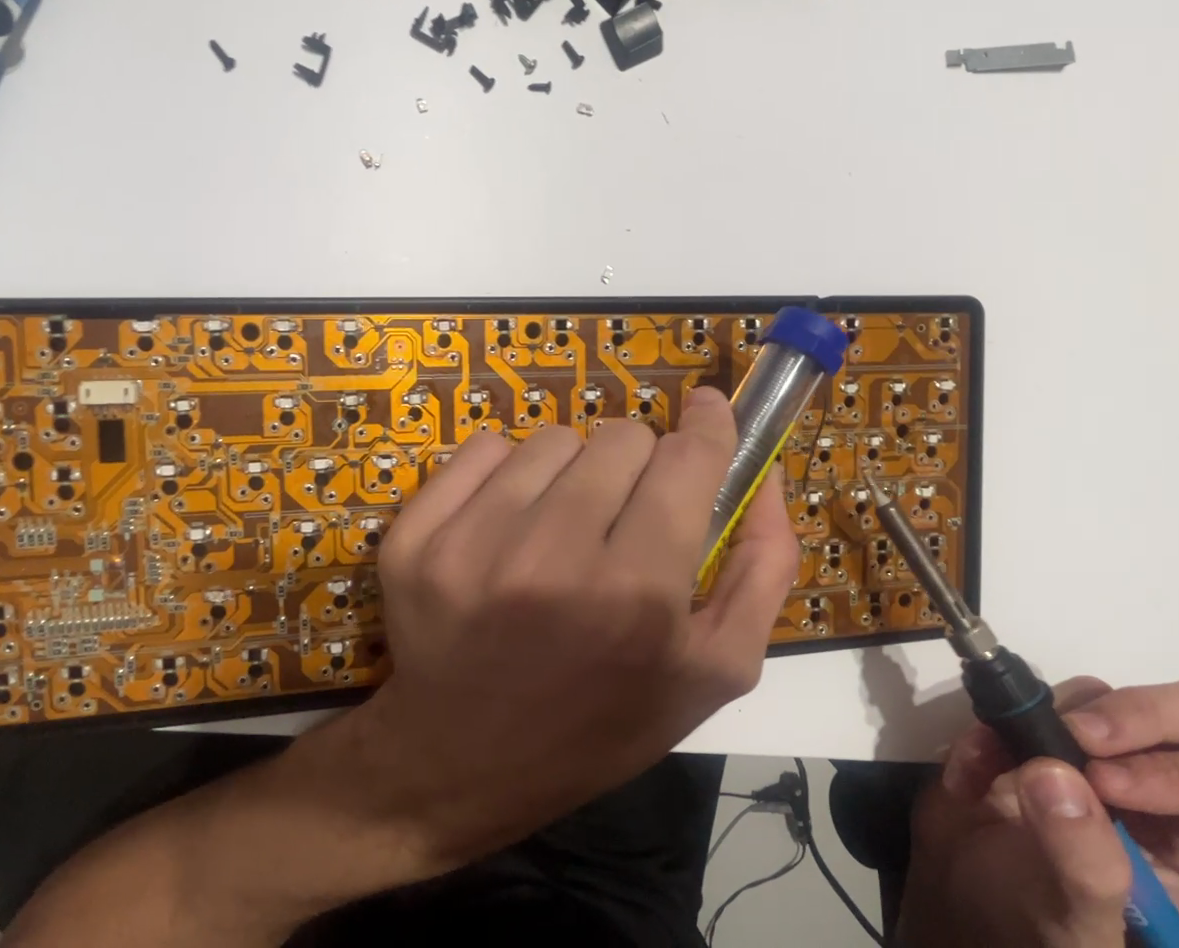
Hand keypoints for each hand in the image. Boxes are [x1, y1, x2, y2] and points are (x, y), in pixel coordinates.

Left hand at [356, 386, 799, 864]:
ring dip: (572, 473)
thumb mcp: (714, 672)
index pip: (687, 457)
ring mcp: (470, 545)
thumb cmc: (601, 724)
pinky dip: (506, 475)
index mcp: (636, 596)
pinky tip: (508, 526)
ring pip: (553, 440)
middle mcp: (551, 559)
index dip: (710, 429)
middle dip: (640, 468)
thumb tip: (764, 471)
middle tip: (625, 518)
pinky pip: (482, 449)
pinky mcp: (415, 539)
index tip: (711, 413)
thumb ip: (762, 567)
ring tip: (561, 530)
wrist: (467, 764)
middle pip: (622, 438)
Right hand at [895, 677, 1178, 947]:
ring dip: (1052, 719)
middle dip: (1142, 715)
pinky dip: (997, 722)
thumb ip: (1084, 864)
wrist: (963, 900)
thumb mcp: (1077, 926)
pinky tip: (972, 770)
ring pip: (1114, 695)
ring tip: (1003, 767)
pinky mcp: (1050, 724)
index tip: (1103, 782)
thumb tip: (1056, 775)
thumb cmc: (1038, 927)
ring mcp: (1112, 747)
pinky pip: (1034, 696)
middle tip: (1076, 733)